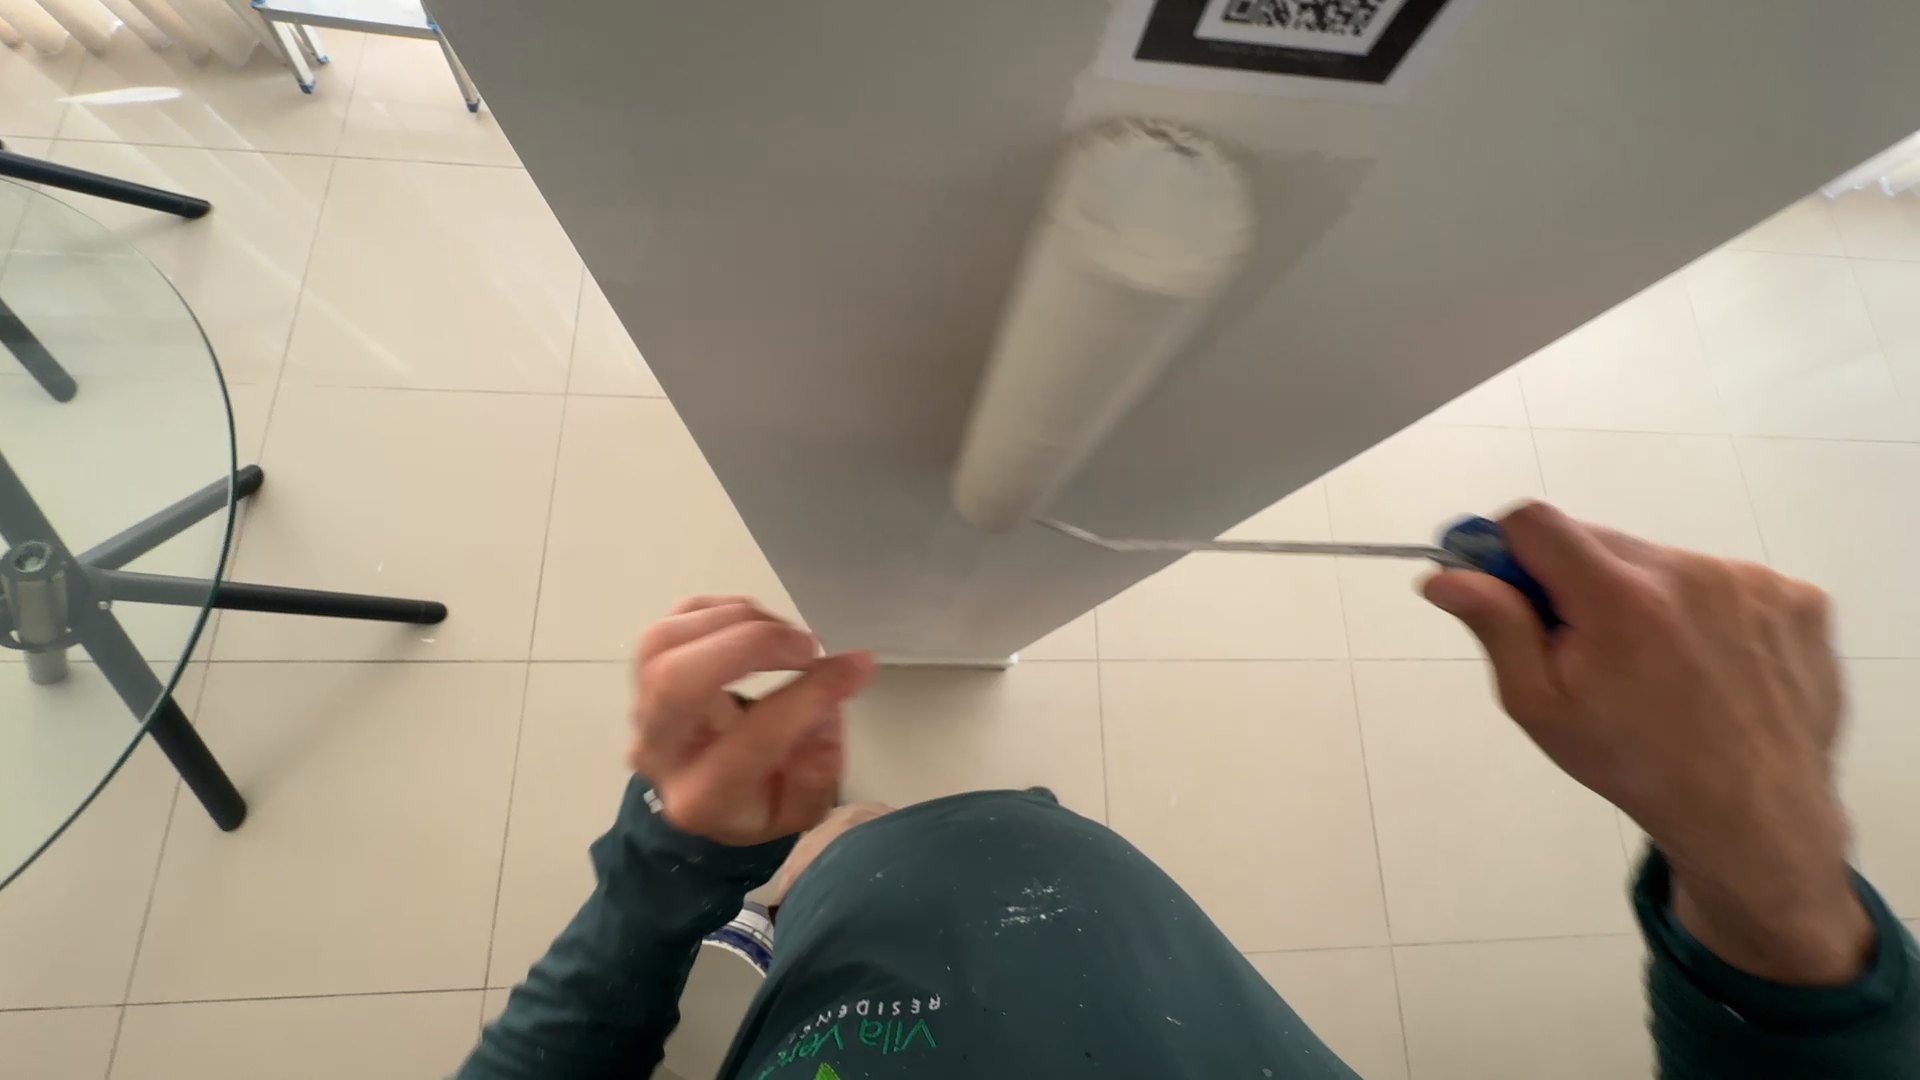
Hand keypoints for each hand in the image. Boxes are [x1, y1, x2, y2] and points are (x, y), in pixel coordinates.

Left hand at [628, 596, 874, 845]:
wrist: (707, 798)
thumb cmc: (761, 799)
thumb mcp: (803, 809)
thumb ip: (820, 767)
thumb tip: (825, 707)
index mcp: (702, 797)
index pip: (752, 737)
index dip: (810, 695)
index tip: (856, 668)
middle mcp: (660, 749)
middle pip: (676, 680)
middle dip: (752, 646)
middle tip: (807, 647)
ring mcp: (644, 705)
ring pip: (665, 639)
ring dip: (738, 622)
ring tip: (787, 637)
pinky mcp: (647, 668)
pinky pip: (673, 619)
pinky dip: (722, 610)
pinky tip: (760, 627)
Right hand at [1423, 502, 1871, 985]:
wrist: (1753, 815)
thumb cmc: (1623, 757)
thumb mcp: (1534, 701)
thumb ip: (1494, 625)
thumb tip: (1443, 575)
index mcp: (1619, 597)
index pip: (1534, 521)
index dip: (1506, 547)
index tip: (1509, 589)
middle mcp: (1689, 572)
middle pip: (1591, 539)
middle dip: (1566, 578)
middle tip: (1574, 641)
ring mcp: (1754, 583)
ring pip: (1650, 559)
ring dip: (1629, 592)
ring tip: (1646, 659)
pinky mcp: (1800, 599)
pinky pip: (1713, 577)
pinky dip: (1691, 605)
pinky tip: (1700, 657)